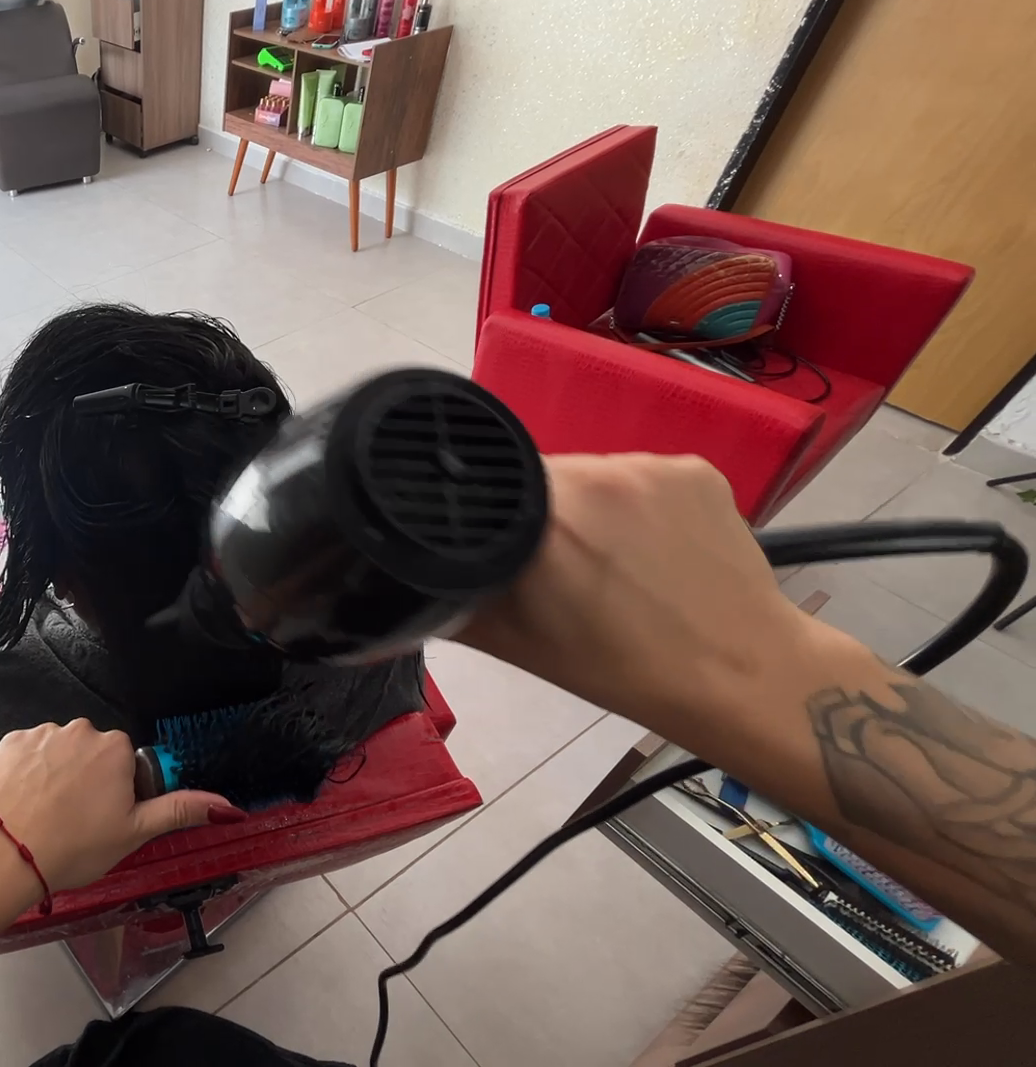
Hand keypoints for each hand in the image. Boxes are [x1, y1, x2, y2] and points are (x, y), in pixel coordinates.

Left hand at [0, 719, 242, 891]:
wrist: (2, 853)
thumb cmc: (73, 846)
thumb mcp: (134, 833)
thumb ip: (180, 810)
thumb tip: (229, 806)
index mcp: (115, 748)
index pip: (124, 763)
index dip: (116, 792)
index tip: (102, 818)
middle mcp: (80, 729)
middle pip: (91, 753)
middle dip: (87, 780)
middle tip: (73, 821)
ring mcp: (41, 732)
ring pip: (58, 753)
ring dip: (55, 775)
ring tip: (44, 815)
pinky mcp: (9, 741)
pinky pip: (27, 753)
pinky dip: (27, 773)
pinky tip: (22, 802)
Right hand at [456, 454, 829, 728]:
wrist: (738, 674)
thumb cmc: (609, 664)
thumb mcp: (500, 639)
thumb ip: (442, 596)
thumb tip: (403, 575)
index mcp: (540, 520)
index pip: (480, 486)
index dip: (475, 512)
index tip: (485, 543)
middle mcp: (591, 476)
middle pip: (531, 475)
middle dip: (529, 509)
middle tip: (545, 558)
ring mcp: (649, 467)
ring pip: (584, 472)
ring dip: (579, 503)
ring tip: (600, 553)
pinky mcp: (694, 468)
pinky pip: (634, 474)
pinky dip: (628, 502)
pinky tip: (642, 542)